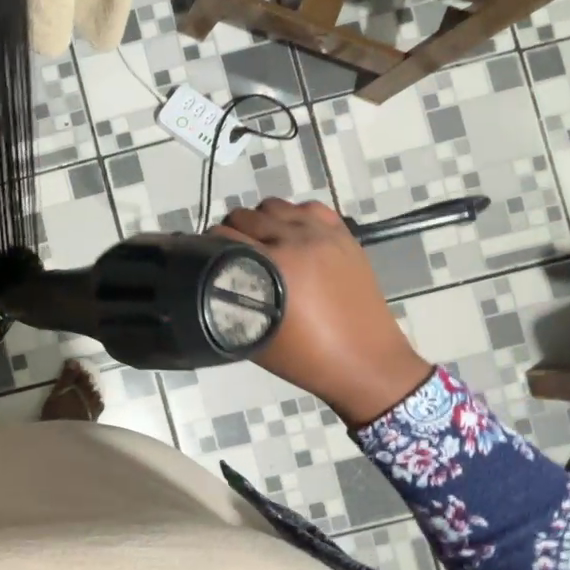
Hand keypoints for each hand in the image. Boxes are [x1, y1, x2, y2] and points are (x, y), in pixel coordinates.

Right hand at [211, 199, 432, 425]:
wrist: (366, 362)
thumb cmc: (305, 358)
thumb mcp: (253, 336)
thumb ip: (228, 304)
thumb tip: (211, 282)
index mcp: (273, 265)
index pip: (224, 234)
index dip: (207, 244)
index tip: (203, 257)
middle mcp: (296, 240)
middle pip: (247, 215)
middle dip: (231, 230)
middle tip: (228, 252)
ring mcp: (324, 234)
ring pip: (276, 206)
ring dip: (260, 219)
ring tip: (259, 242)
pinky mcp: (344, 236)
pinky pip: (310, 208)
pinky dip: (293, 215)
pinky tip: (290, 235)